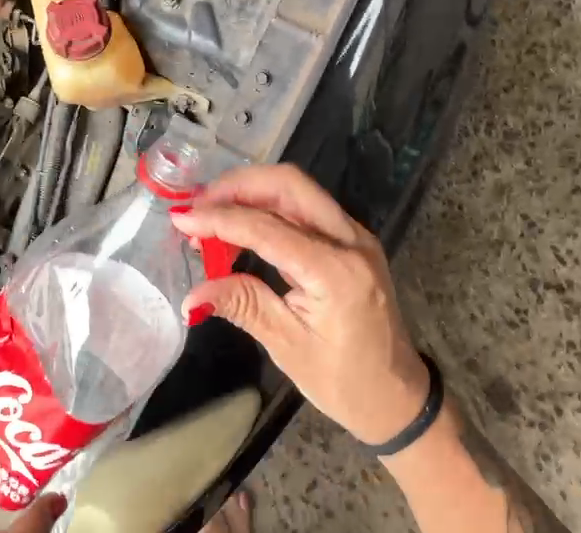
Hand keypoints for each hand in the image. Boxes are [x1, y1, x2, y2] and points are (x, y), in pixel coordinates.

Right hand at [173, 164, 430, 446]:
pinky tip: (241, 228)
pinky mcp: (351, 238)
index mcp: (336, 272)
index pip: (267, 228)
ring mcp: (354, 235)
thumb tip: (190, 295)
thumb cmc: (344, 381)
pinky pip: (305, 205)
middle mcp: (350, 241)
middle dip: (237, 186)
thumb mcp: (287, 346)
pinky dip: (268, 205)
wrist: (399, 396)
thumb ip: (242, 304)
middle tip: (197, 206)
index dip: (219, 219)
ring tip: (212, 217)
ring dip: (251, 193)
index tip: (180, 219)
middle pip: (288, 184)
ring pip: (297, 189)